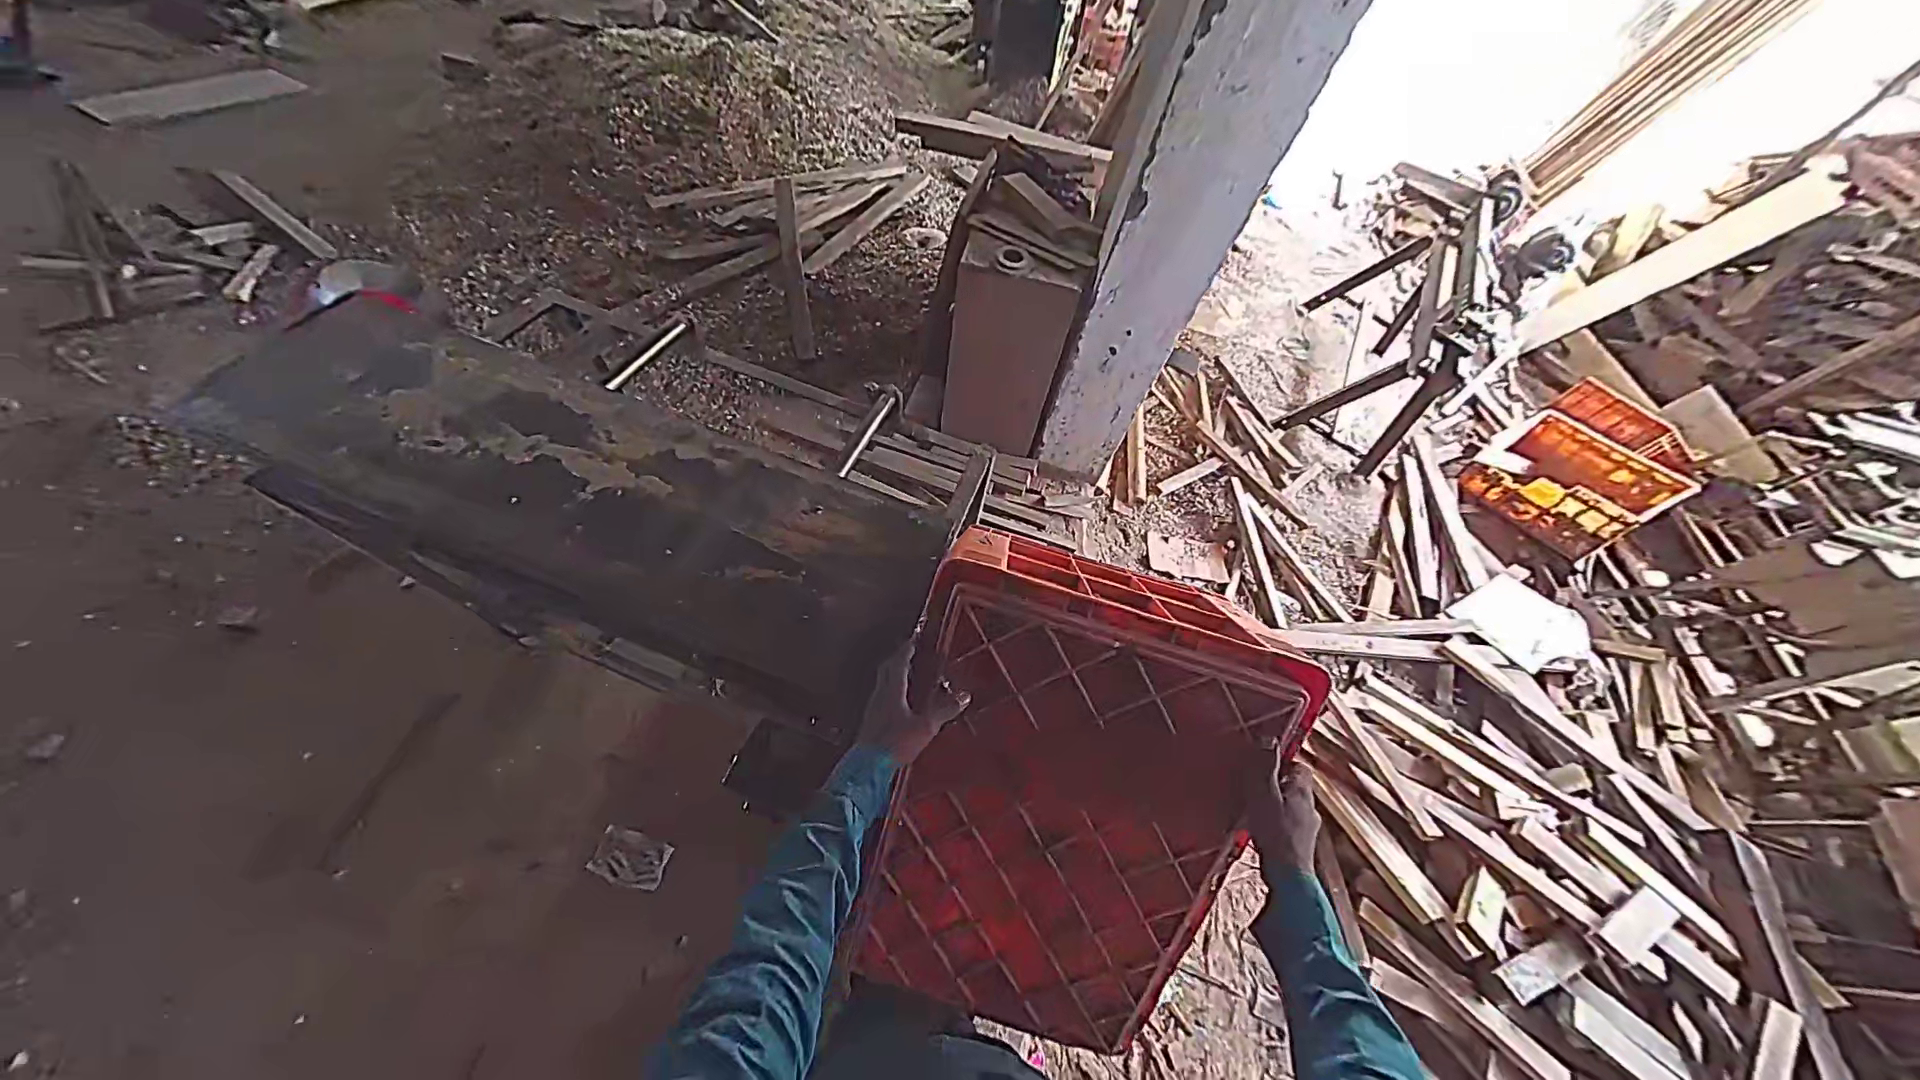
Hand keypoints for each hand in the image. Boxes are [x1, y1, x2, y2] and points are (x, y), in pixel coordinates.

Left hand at [858, 641, 971, 764]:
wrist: (866, 769)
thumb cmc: (895, 743)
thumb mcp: (925, 726)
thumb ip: (945, 710)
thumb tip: (964, 696)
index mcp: (892, 689)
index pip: (898, 661)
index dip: (907, 648)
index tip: (915, 638)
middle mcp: (880, 694)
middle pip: (887, 669)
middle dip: (899, 658)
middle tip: (910, 652)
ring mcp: (874, 708)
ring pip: (884, 683)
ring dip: (895, 674)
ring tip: (909, 674)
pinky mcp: (872, 723)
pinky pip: (883, 698)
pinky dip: (893, 692)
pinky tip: (902, 702)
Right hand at [1244, 749, 1318, 874]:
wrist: (1288, 878)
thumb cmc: (1275, 833)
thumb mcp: (1264, 794)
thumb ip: (1266, 768)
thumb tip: (1269, 739)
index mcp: (1303, 791)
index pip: (1300, 766)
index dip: (1282, 761)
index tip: (1262, 763)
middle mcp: (1310, 807)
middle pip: (1294, 785)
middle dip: (1275, 782)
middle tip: (1252, 784)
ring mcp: (1307, 828)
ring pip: (1290, 804)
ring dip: (1273, 802)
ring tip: (1252, 806)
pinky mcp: (1299, 844)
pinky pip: (1286, 822)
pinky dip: (1274, 820)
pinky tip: (1259, 827)